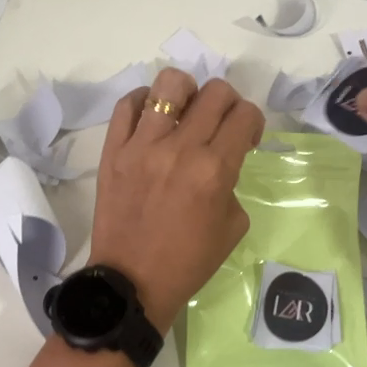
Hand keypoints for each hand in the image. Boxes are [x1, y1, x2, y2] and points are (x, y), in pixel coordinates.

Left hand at [88, 67, 264, 331]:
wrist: (132, 282)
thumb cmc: (188, 261)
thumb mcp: (232, 226)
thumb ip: (232, 182)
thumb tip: (221, 159)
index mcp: (215, 170)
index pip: (245, 115)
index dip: (253, 122)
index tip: (245, 139)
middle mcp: (181, 149)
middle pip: (215, 92)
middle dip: (227, 103)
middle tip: (219, 125)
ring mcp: (142, 146)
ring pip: (170, 83)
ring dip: (186, 92)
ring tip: (183, 112)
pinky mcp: (114, 150)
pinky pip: (128, 105)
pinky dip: (144, 101)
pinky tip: (152, 117)